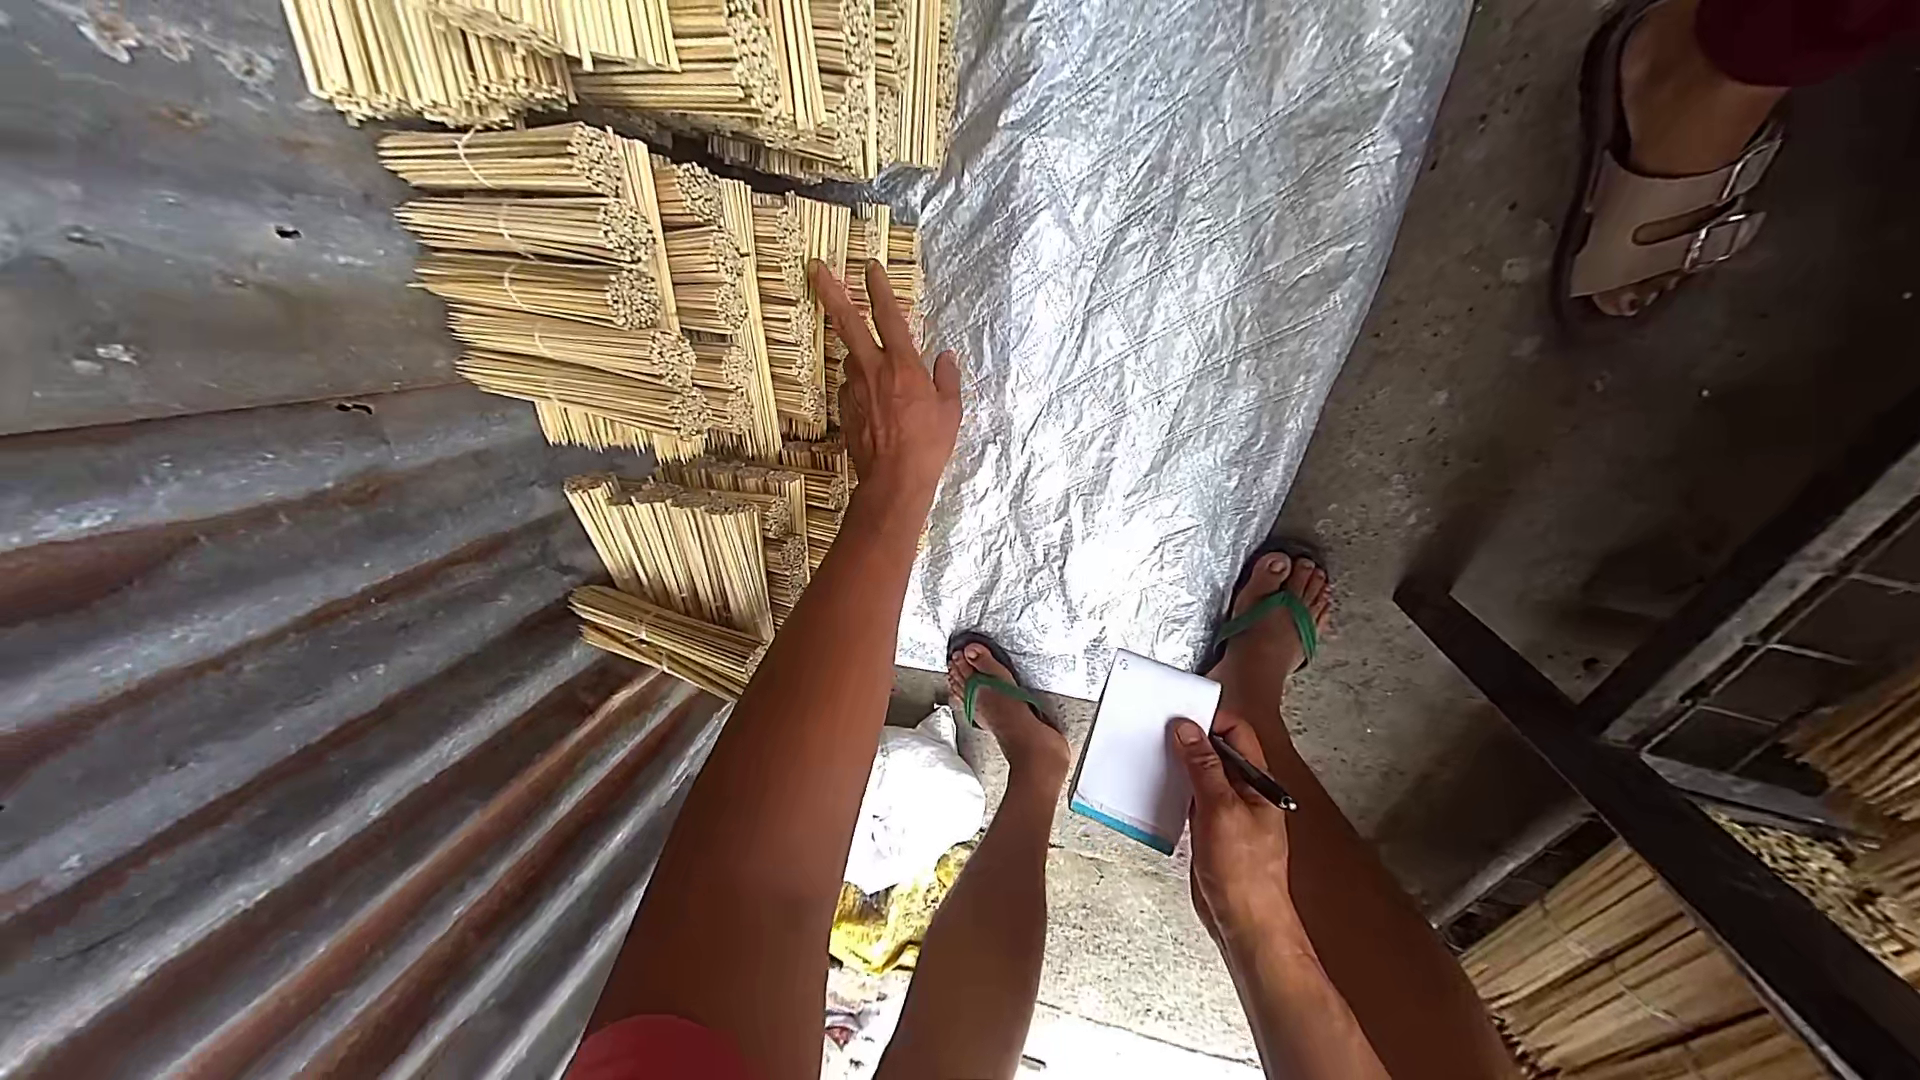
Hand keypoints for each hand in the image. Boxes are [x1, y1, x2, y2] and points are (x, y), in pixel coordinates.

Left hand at [810, 259, 960, 502]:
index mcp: (903, 365)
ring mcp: (853, 389)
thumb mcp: (951, 410)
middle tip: (816, 268)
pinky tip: (876, 407)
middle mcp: (873, 370)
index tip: (870, 266)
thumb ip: (947, 378)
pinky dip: (862, 389)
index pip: (889, 315)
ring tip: (883, 383)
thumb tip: (946, 357)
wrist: (894, 479)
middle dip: (831, 291)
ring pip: (852, 360)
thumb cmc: (928, 445)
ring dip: (861, 359)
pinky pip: (852, 388)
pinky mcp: (844, 408)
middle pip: (847, 322)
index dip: (879, 288)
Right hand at [1174, 711, 1299, 946]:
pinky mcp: (1209, 827)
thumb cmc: (1245, 874)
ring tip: (1154, 753)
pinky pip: (1190, 796)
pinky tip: (1158, 786)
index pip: (1237, 733)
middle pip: (1217, 750)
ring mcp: (1226, 810)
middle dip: (1190, 738)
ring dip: (1180, 763)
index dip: (1211, 719)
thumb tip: (1188, 730)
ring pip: (1201, 773)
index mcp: (1258, 782)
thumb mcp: (1220, 810)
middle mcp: (1244, 792)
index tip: (1181, 715)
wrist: (1244, 924)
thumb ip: (1204, 767)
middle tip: (1161, 730)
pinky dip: (1175, 787)